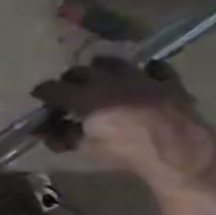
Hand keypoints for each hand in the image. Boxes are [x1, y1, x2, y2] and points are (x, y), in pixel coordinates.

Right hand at [32, 57, 215, 192]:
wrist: (177, 148)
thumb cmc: (126, 151)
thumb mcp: (88, 147)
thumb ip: (65, 136)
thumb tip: (46, 132)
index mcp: (85, 96)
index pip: (54, 88)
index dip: (44, 92)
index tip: (38, 95)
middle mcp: (109, 80)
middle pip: (81, 71)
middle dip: (71, 79)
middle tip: (68, 91)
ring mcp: (140, 77)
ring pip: (114, 63)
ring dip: (103, 69)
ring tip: (101, 77)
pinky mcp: (167, 82)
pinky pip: (156, 69)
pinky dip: (148, 72)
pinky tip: (147, 76)